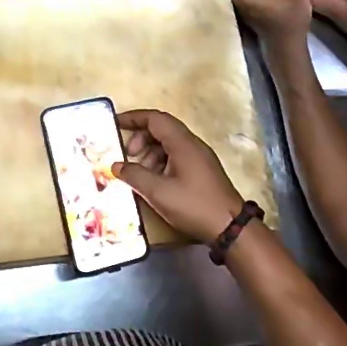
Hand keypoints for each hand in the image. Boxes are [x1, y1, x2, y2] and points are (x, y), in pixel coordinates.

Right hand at [110, 109, 246, 242]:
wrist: (231, 228)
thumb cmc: (193, 205)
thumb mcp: (158, 192)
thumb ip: (134, 175)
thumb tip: (115, 166)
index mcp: (183, 143)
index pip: (155, 119)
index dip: (133, 118)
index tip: (115, 124)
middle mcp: (193, 145)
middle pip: (162, 129)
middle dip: (140, 138)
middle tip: (128, 156)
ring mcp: (200, 157)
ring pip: (169, 144)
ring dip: (150, 153)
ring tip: (141, 173)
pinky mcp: (202, 170)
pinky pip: (177, 156)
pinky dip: (161, 162)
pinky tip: (155, 181)